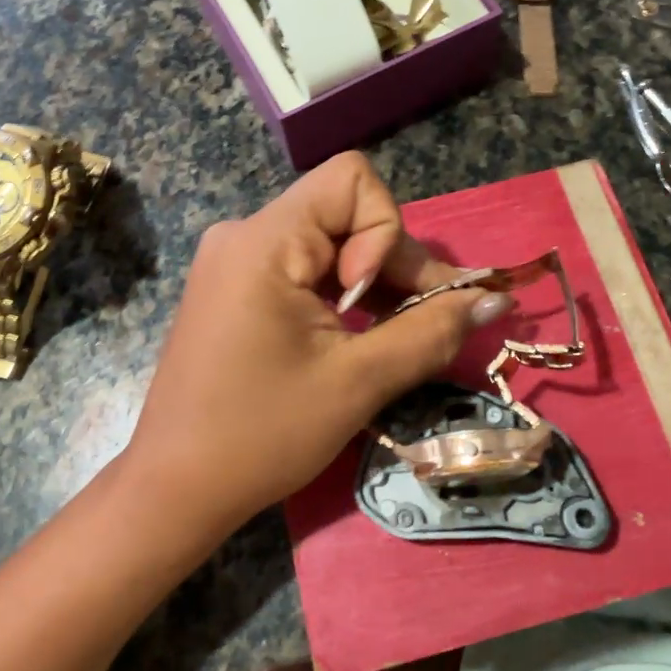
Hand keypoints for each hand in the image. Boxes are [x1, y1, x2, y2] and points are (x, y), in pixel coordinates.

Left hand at [118, 152, 514, 527]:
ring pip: (330, 243)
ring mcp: (235, 261)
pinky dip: (340, 297)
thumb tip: (495, 299)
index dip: (385, 232)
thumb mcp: (358, 383)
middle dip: (392, 265)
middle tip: (421, 328)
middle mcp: (244, 234)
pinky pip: (305, 269)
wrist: (175, 490)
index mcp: (263, 240)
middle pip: (345, 214)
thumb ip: (430, 331)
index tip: (375, 299)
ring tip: (391, 341)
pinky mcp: (236, 288)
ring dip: (371, 286)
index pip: (351, 181)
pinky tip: (356, 341)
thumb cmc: (262, 435)